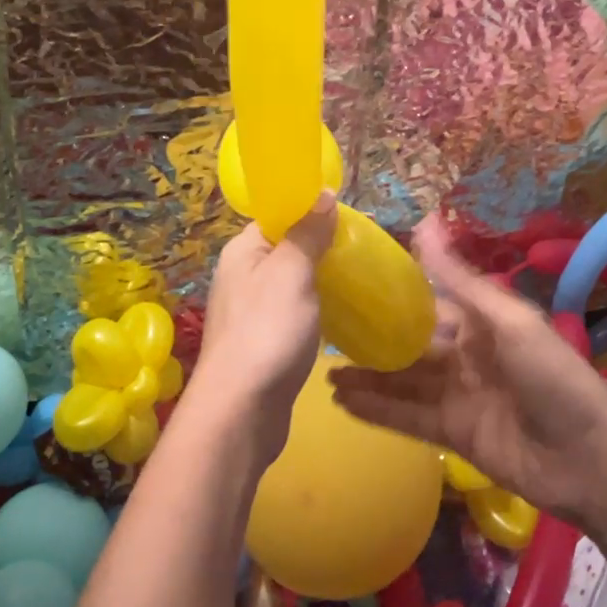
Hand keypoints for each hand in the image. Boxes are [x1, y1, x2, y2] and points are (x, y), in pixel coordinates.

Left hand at [190, 192, 337, 457]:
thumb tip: (324, 193)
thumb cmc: (267, 332)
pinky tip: (343, 318)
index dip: (311, 211)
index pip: (278, 217)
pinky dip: (317, 311)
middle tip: (365, 251)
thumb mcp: (291, 273)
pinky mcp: (265, 344)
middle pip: (287, 249)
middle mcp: (242, 277)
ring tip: (361, 281)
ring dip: (322, 282)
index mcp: (242, 251)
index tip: (352, 217)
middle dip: (322, 247)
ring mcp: (252, 313)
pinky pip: (295, 314)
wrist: (241, 412)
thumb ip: (308, 234)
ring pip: (293, 284)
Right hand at [327, 216, 606, 519]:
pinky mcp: (453, 434)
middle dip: (372, 340)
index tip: (351, 282)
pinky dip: (376, 410)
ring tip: (324, 372)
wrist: (591, 460)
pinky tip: (343, 402)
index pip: (428, 302)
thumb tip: (424, 220)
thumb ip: (459, 278)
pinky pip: (407, 418)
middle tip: (326, 331)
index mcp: (481, 322)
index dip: (392, 294)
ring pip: (402, 381)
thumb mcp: (507, 319)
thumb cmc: (554, 377)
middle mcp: (465, 354)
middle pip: (410, 344)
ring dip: (367, 377)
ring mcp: (458, 396)